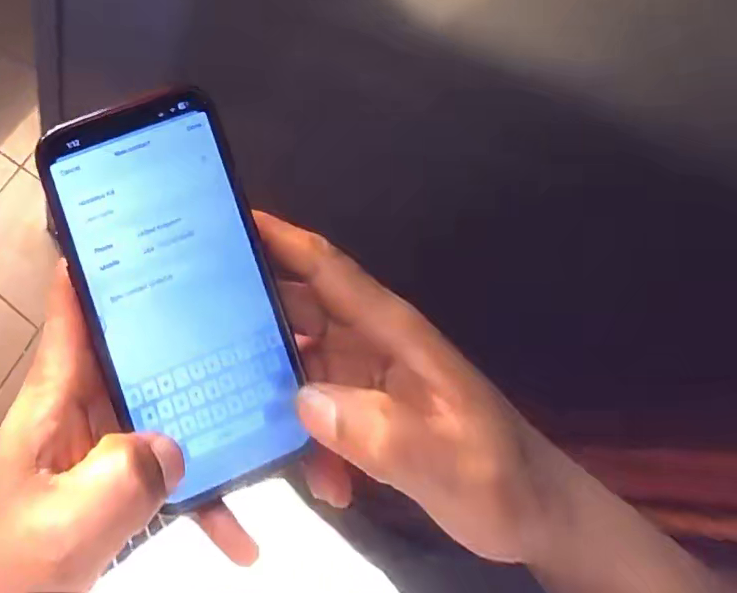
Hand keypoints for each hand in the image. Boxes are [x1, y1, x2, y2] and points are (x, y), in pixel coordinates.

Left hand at [0, 263, 257, 591]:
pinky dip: (194, 496)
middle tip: (240, 329)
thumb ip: (119, 482)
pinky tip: (236, 530)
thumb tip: (173, 446)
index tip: (137, 237)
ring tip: (261, 432)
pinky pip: (156, 472)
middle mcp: (75, 406)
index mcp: (53, 395)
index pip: (71, 311)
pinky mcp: (105, 483)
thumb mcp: (63, 526)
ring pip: (154, 412)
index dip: (95, 268)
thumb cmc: (5, 564)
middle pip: (130, 354)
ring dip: (202, 427)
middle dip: (180, 343)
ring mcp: (93, 445)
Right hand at [257, 210, 570, 564]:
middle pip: (295, 303)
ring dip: (274, 388)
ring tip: (249, 419)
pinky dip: (303, 432)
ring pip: (295, 356)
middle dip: (250, 307)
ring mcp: (359, 369)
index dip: (279, 237)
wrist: (540, 519)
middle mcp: (366, 337)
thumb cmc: (501, 478)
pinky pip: (310, 400)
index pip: (325, 266)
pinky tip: (319, 479)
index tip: (229, 217)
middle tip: (196, 315)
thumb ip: (379, 433)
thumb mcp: (449, 465)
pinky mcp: (357, 401)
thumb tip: (304, 401)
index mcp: (389, 327)